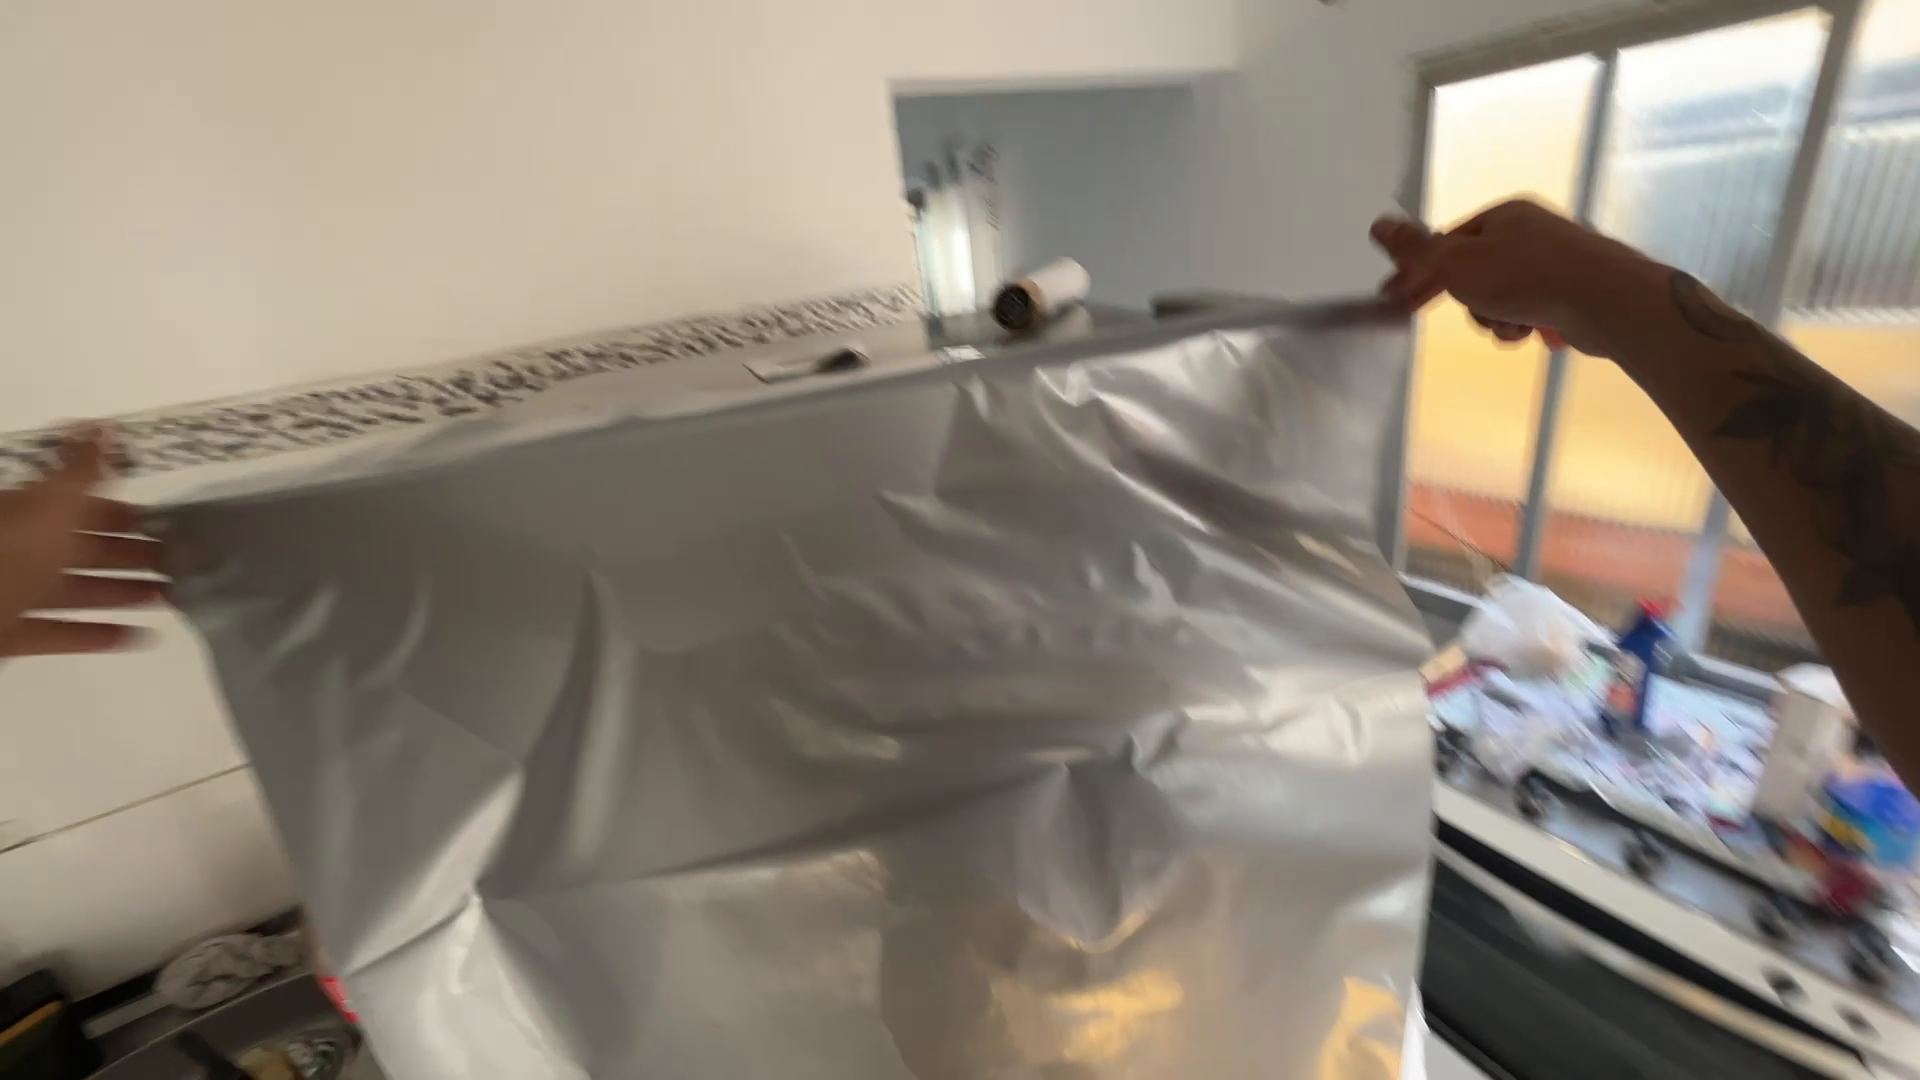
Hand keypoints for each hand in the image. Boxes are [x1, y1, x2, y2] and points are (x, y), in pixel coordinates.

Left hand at [0, 427, 164, 657]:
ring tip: (173, 597)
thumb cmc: (4, 560)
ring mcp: (6, 594)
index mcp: (16, 517)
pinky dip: (96, 633)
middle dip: (130, 553)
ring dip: (122, 591)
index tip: (172, 522)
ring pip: (72, 589)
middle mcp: (9, 550)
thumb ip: (81, 472)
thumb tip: (104, 423)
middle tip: (185, 560)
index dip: (122, 512)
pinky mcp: (6, 635)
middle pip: (76, 548)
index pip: (73, 506)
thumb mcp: (48, 510)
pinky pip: (56, 631)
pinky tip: (137, 636)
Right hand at [1370, 198, 1658, 357]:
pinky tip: (1527, 332)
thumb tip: (1378, 224)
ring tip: (1505, 324)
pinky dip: (1517, 324)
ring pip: (1494, 295)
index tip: (1394, 299)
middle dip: (1460, 299)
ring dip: (1490, 317)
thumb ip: (1414, 249)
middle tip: (1441, 315)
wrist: (1606, 301)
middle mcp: (1528, 231)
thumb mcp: (1455, 263)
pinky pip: (1524, 308)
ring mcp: (1551, 260)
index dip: (1416, 272)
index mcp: (1502, 216)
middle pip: (1468, 272)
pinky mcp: (1568, 289)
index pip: (1444, 243)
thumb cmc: (1526, 277)